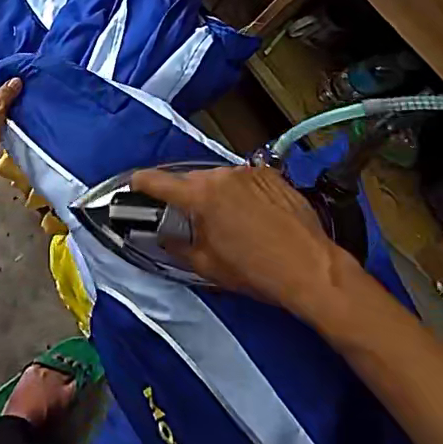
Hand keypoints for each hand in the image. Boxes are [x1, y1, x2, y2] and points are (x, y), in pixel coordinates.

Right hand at [130, 165, 358, 320]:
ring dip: (215, 195)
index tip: (134, 186)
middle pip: (192, 181)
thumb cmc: (256, 271)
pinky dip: (240, 194)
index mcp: (201, 195)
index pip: (158, 182)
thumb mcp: (207, 265)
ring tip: (225, 224)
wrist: (308, 265)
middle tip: (187, 222)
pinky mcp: (272, 175)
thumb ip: (177, 246)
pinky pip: (245, 181)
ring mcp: (251, 172)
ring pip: (220, 180)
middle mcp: (224, 175)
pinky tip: (250, 217)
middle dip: (185, 198)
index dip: (141, 184)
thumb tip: (165, 236)